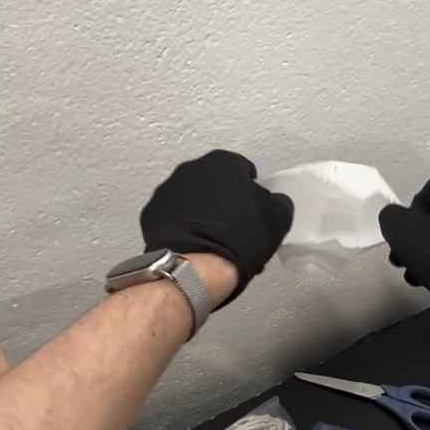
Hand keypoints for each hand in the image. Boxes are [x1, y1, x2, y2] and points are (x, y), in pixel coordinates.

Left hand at [141, 151, 293, 306]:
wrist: (199, 266)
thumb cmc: (241, 238)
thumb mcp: (278, 219)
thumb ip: (277, 202)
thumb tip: (274, 201)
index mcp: (224, 162)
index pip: (243, 170)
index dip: (251, 192)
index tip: (254, 211)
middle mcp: (192, 168)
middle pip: (214, 182)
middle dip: (223, 201)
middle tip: (234, 228)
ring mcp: (167, 190)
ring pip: (191, 199)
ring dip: (201, 212)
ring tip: (213, 239)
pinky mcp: (151, 213)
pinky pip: (172, 217)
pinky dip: (182, 226)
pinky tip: (194, 245)